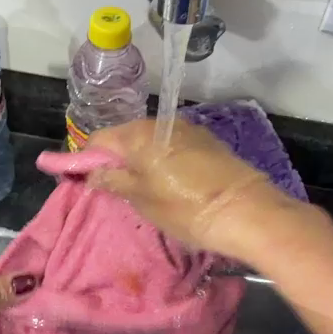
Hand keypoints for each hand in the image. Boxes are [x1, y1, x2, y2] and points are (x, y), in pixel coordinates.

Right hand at [85, 119, 308, 258]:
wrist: (246, 211)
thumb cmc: (185, 207)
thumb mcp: (140, 199)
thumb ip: (112, 180)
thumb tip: (91, 172)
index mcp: (138, 134)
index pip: (98, 140)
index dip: (87, 160)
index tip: (86, 182)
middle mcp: (160, 122)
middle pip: (124, 138)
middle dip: (116, 161)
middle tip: (117, 191)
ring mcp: (187, 129)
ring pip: (150, 142)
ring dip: (141, 161)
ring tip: (146, 190)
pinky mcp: (207, 141)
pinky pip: (172, 146)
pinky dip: (163, 161)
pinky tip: (171, 184)